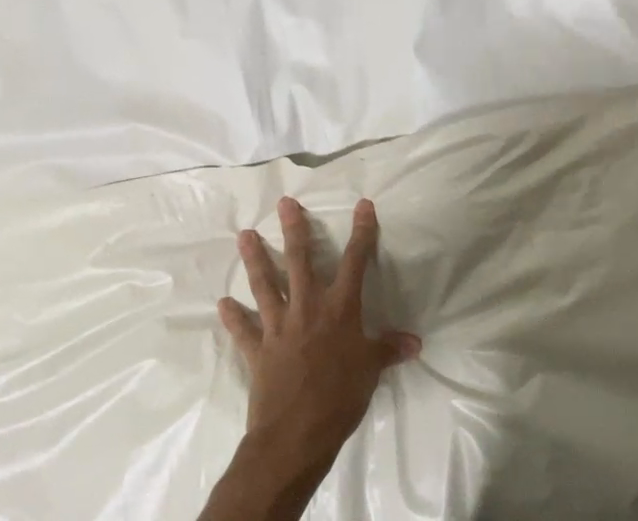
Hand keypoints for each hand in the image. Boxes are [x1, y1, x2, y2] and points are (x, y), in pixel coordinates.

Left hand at [217, 197, 420, 474]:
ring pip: (265, 285)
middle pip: (300, 261)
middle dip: (294, 229)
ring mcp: (278, 328)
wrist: (296, 434)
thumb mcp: (372, 370)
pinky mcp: (257, 351)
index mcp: (340, 308)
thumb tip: (414, 342)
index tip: (363, 206)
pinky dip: (233, 317)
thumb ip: (389, 349)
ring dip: (254, 259)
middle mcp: (308, 309)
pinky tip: (223, 303)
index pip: (355, 261)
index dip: (362, 232)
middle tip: (284, 203)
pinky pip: (243, 329)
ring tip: (244, 235)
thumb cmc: (340, 396)